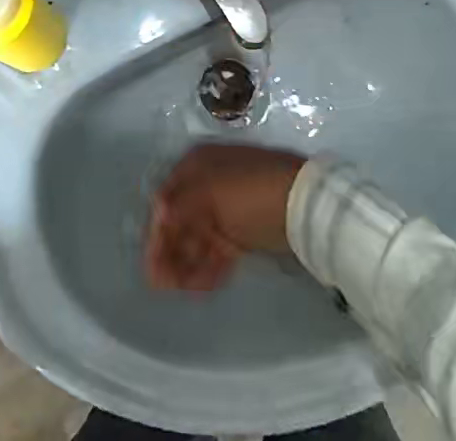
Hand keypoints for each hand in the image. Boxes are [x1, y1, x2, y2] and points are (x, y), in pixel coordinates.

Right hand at [144, 144, 306, 292]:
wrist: (304, 205)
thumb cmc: (250, 193)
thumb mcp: (209, 194)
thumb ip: (179, 206)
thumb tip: (158, 211)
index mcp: (199, 165)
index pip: (167, 197)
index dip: (157, 229)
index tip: (150, 261)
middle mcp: (210, 183)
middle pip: (182, 220)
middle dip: (170, 250)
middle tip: (160, 283)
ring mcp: (229, 208)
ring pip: (199, 237)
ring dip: (186, 262)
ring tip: (177, 290)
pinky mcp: (245, 231)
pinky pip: (219, 249)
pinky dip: (208, 267)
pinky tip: (198, 288)